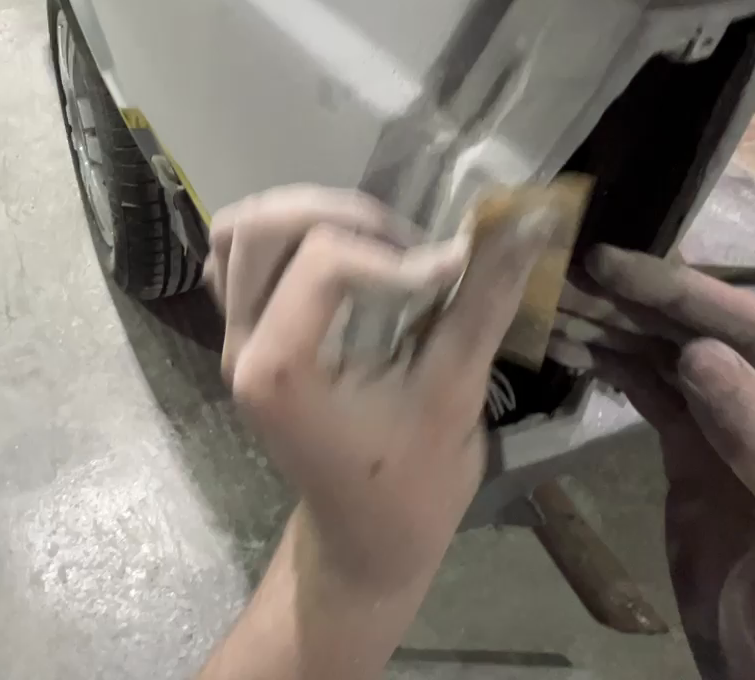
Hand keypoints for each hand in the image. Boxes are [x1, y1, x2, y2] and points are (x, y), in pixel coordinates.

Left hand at [206, 185, 540, 599]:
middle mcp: (238, 343)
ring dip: (301, 216)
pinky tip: (330, 254)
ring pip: (235, 232)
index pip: (323, 260)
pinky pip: (232, 259)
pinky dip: (275, 238)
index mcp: (276, 368)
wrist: (365, 537)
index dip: (396, 254)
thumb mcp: (453, 396)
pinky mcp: (241, 331)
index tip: (455, 272)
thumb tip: (524, 224)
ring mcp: (230, 336)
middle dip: (340, 216)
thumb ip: (480, 303)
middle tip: (404, 243)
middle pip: (261, 227)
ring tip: (367, 237)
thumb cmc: (411, 486)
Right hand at [585, 246, 754, 679]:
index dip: (690, 292)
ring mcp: (740, 429)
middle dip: (637, 300)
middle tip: (565, 270)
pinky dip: (608, 362)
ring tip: (553, 300)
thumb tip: (700, 352)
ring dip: (614, 324)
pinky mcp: (696, 451)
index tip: (614, 264)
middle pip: (708, 334)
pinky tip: (570, 343)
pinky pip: (648, 390)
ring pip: (669, 355)